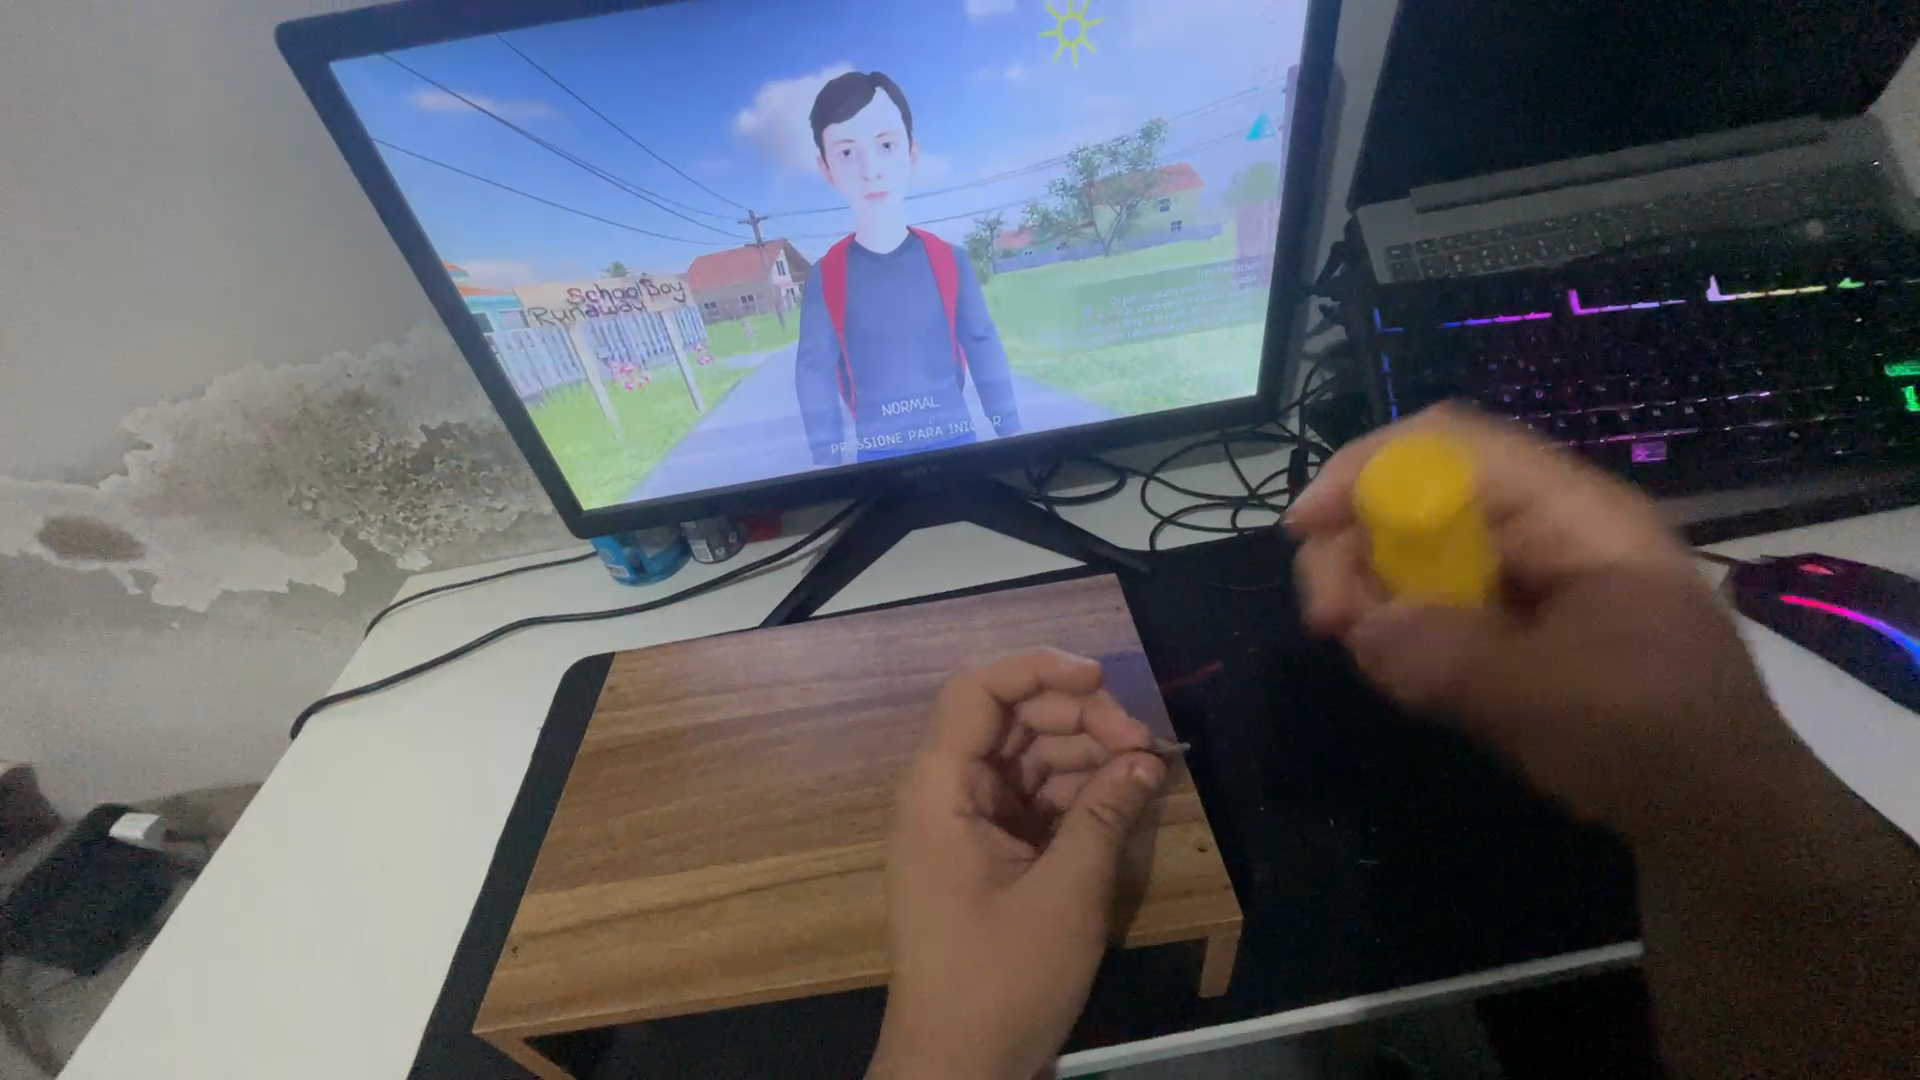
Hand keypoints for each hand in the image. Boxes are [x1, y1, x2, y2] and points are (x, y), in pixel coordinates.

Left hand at [869, 649, 1166, 1079]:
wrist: (958, 1068)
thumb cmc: (999, 981)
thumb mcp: (1064, 896)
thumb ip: (1104, 815)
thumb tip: (1148, 757)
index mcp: (940, 786)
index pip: (977, 690)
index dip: (1036, 668)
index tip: (1100, 677)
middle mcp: (948, 788)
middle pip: (1012, 716)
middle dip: (1077, 716)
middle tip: (1141, 740)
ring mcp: (969, 816)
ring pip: (1028, 752)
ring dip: (1085, 751)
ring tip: (1145, 766)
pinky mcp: (991, 843)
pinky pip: (1035, 793)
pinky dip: (1077, 789)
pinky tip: (1122, 793)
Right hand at [1287, 404, 1794, 836]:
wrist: (1704, 810)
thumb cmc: (1658, 743)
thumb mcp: (1558, 703)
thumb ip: (1454, 659)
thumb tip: (1361, 625)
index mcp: (1568, 517)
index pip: (1449, 447)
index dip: (1366, 468)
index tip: (1306, 527)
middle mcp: (1526, 527)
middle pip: (1404, 491)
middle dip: (1349, 545)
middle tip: (1327, 618)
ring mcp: (1501, 568)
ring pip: (1393, 543)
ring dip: (1355, 587)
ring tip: (1355, 643)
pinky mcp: (1482, 609)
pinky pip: (1403, 591)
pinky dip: (1377, 619)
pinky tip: (1389, 660)